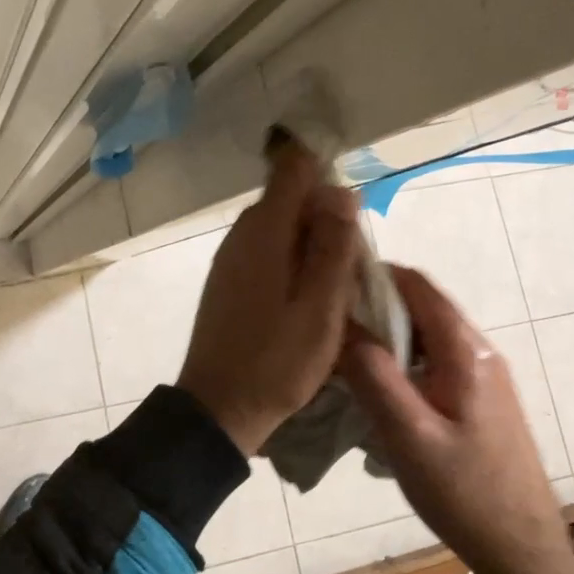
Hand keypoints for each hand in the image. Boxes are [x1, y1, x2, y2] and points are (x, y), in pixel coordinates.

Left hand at [177, 140, 360, 457]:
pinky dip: (293, 261)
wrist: (220, 405)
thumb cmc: (277, 360)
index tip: (353, 196)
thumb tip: (341, 191)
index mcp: (264, 232)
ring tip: (337, 286)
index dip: (324, 167)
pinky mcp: (229, 280)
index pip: (292, 169)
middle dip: (325, 216)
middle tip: (353, 261)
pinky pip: (268, 251)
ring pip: (280, 228)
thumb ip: (332, 247)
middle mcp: (241, 234)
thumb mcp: (321, 307)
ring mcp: (231, 257)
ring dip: (312, 243)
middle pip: (289, 199)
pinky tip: (310, 298)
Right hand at [339, 267, 573, 573]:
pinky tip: (370, 380)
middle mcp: (478, 352)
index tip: (326, 281)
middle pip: (420, 304)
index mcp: (466, 352)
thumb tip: (340, 322)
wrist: (521, 549)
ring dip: (382, 329)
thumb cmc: (464, 491)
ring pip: (423, 332)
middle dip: (371, 301)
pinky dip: (397, 354)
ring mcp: (480, 374)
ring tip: (337, 346)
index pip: (417, 285)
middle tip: (322, 318)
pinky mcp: (476, 397)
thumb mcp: (408, 435)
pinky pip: (429, 356)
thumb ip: (373, 375)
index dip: (372, 273)